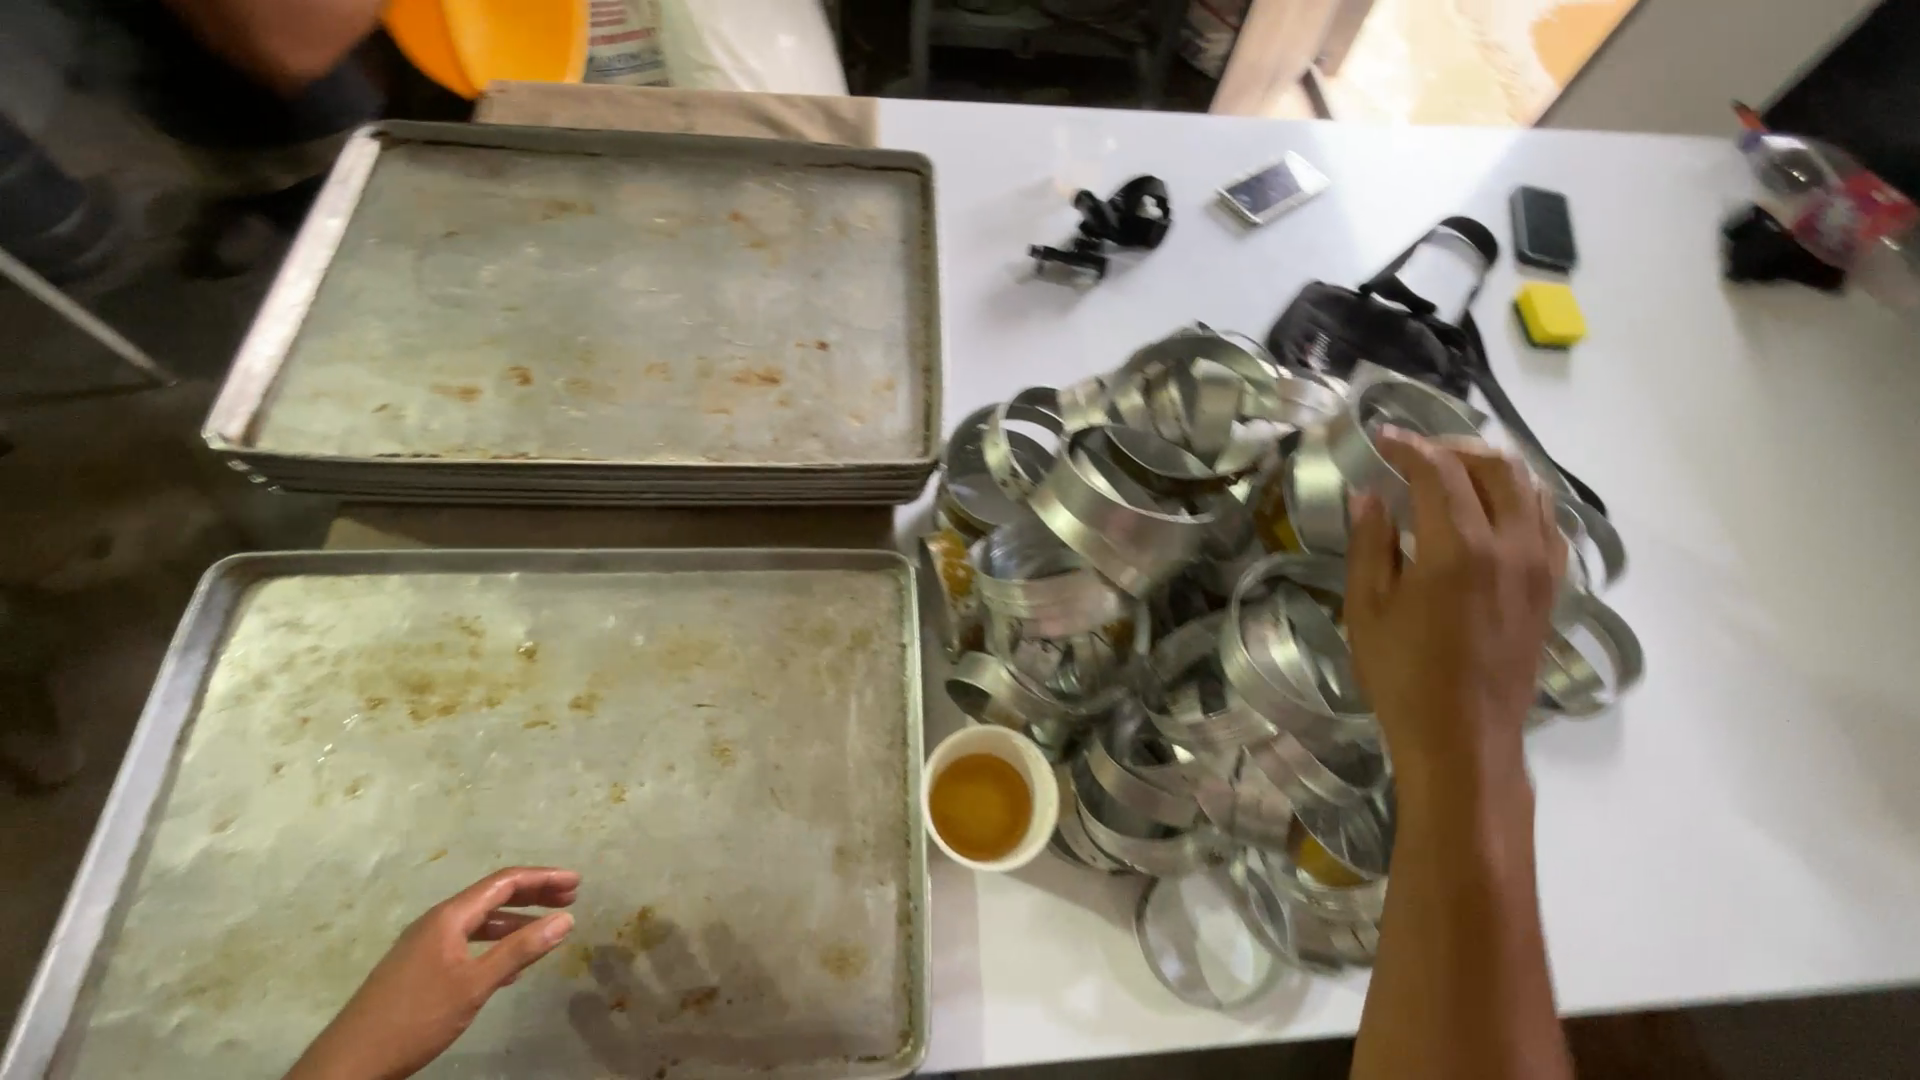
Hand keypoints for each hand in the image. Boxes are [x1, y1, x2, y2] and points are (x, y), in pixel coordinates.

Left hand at [287, 867, 580, 1079]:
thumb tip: (566, 918)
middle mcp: (436, 922)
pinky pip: (467, 941)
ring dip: (516, 920)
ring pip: (480, 920)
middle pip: (493, 896)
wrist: (347, 1066)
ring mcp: (424, 945)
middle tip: (570, 896)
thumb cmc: (415, 1018)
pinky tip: (510, 963)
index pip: (504, 882)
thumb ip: (520, 950)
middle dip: (534, 894)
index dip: (543, 878)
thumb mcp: (475, 985)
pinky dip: (495, 942)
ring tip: (547, 928)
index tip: (576, 882)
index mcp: (449, 917)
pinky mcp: (418, 967)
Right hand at [1344, 429, 1563, 792]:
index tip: (1380, 438)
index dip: (1408, 446)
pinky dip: (1518, 499)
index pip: (1439, 471)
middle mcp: (1511, 545)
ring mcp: (1542, 565)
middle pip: (1495, 467)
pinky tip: (1490, 511)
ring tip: (1453, 472)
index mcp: (1458, 549)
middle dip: (1452, 448)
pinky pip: (1546, 521)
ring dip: (1490, 468)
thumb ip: (1370, 543)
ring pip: (1531, 488)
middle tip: (1414, 453)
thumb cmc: (1401, 675)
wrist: (1464, 736)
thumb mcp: (1365, 607)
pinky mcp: (1553, 586)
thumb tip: (1370, 495)